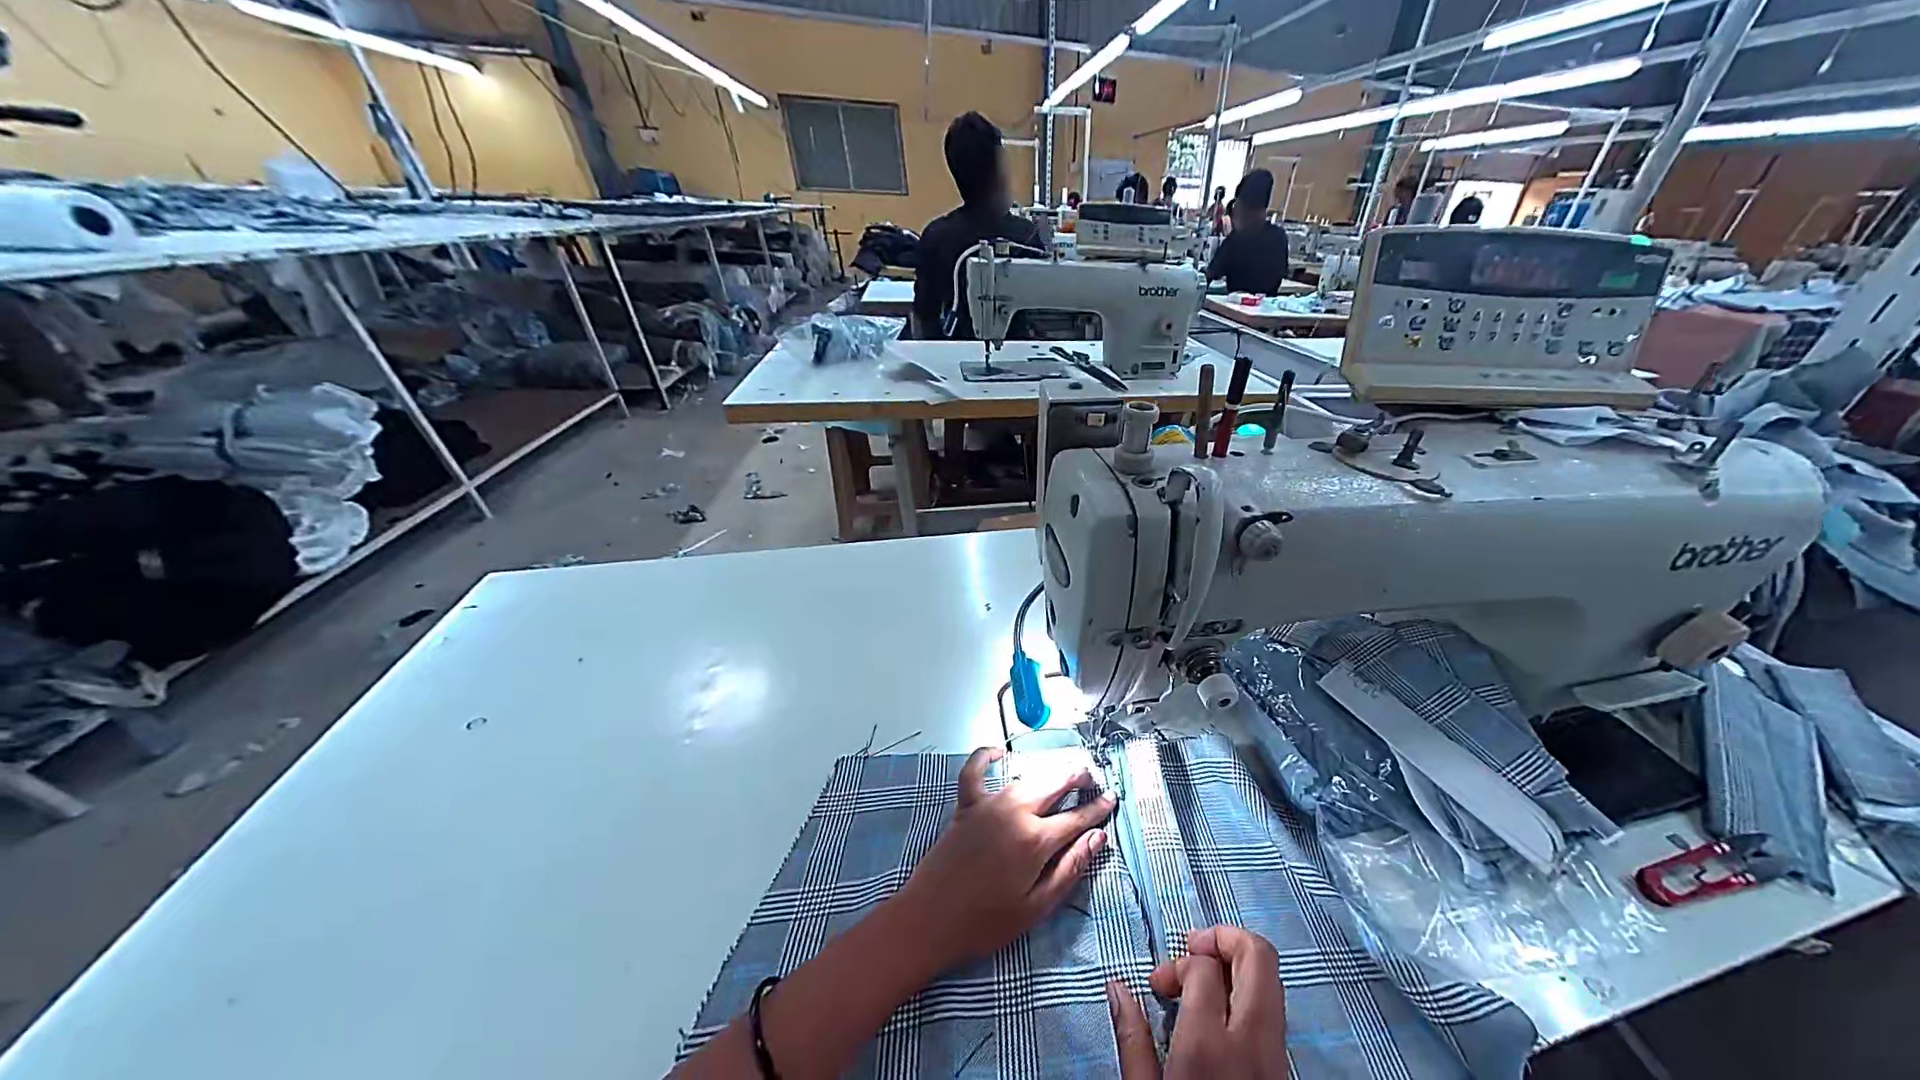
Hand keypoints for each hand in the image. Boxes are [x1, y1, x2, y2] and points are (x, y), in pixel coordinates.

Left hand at [892, 746, 1114, 972]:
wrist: (930, 918)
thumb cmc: (986, 922)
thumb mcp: (1037, 906)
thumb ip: (1070, 868)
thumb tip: (1097, 838)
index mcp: (1035, 840)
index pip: (1077, 818)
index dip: (1097, 809)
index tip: (1111, 798)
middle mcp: (1014, 812)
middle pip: (1053, 786)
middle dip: (1076, 778)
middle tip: (1092, 777)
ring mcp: (987, 805)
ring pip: (1024, 780)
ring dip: (1046, 773)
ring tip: (1064, 773)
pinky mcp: (965, 806)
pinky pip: (974, 772)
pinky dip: (985, 757)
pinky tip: (997, 752)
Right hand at [1109, 925, 1289, 1078]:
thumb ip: (1133, 1038)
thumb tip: (1117, 986)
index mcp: (1210, 1045)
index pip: (1204, 967)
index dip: (1177, 963)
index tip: (1159, 987)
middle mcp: (1254, 1042)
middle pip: (1259, 955)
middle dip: (1223, 938)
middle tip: (1192, 951)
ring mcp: (1278, 1057)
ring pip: (1272, 978)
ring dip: (1237, 965)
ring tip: (1203, 984)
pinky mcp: (1286, 1070)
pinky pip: (1273, 1008)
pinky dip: (1248, 993)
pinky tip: (1220, 1015)